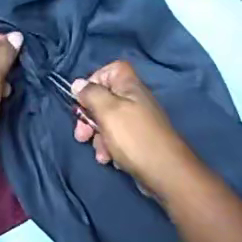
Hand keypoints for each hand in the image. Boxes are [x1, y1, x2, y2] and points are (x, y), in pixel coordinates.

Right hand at [71, 59, 204, 199]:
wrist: (163, 171)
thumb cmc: (133, 137)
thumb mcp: (108, 111)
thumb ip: (91, 94)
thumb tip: (78, 83)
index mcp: (129, 87)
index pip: (110, 70)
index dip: (94, 81)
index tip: (82, 99)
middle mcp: (134, 101)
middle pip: (103, 99)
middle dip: (88, 118)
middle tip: (81, 134)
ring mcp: (136, 121)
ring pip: (106, 123)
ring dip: (98, 138)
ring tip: (101, 152)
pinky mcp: (136, 141)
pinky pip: (115, 139)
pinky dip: (109, 148)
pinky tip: (110, 159)